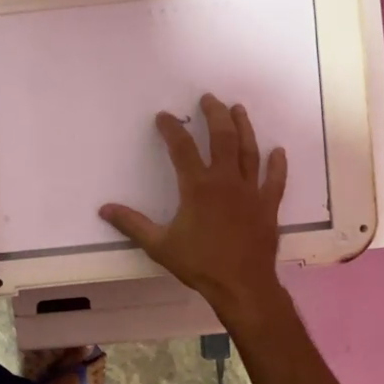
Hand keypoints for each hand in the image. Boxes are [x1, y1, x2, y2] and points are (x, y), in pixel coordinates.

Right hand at [101, 94, 287, 318]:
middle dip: (215, 115)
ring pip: (249, 151)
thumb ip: (133, 224)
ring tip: (238, 110)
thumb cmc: (199, 264)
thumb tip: (105, 210)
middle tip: (209, 99)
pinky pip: (274, 180)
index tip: (165, 117)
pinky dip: (277, 164)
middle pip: (222, 138)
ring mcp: (250, 192)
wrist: (241, 284)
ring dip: (244, 128)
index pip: (182, 148)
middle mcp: (225, 181)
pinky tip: (278, 152)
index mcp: (197, 187)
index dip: (172, 129)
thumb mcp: (159, 245)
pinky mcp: (268, 206)